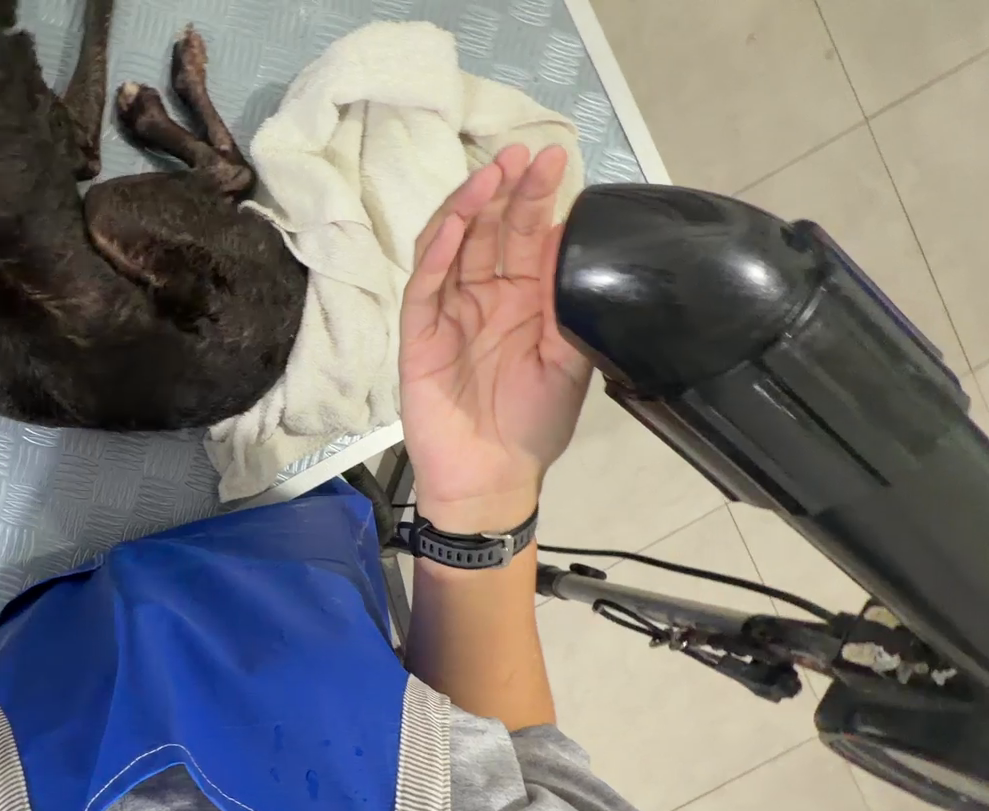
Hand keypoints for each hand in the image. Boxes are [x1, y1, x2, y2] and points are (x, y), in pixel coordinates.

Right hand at [398, 144, 589, 532]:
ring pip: (450, 252)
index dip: (535, 200)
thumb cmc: (532, 425)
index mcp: (521, 303)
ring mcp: (446, 317)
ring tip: (489, 176)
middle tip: (521, 155)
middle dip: (503, 192)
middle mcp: (481, 301)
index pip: (524, 239)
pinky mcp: (417, 339)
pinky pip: (424, 290)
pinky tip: (452, 226)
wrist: (491, 476)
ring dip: (466, 212)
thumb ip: (569, 302)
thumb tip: (569, 239)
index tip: (552, 161)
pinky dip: (435, 257)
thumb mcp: (570, 358)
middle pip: (486, 234)